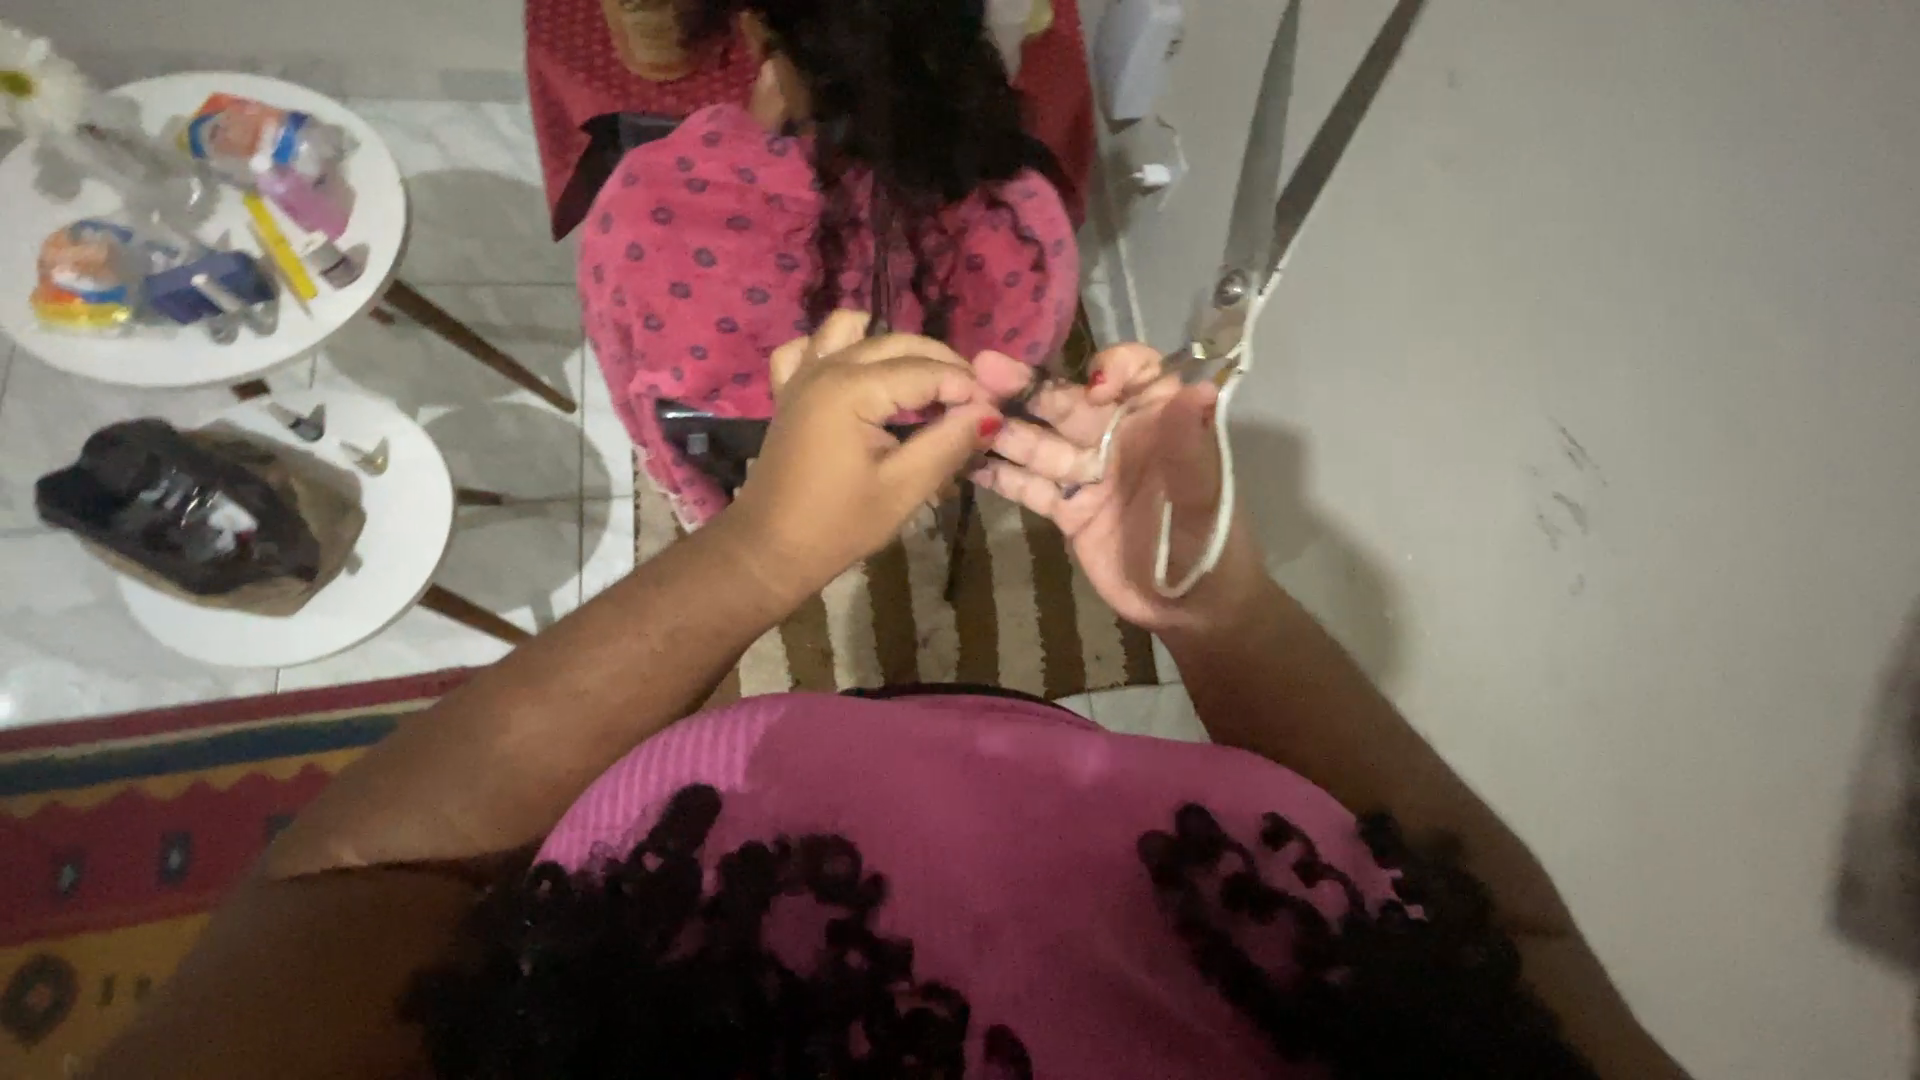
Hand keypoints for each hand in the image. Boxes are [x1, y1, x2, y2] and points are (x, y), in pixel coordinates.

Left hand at [723, 312, 1002, 601]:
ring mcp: (801, 375)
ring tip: (921, 382)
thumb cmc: (838, 526)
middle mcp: (825, 368)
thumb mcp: (904, 488)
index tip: (996, 410)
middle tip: (974, 400)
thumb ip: (949, 443)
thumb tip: (990, 412)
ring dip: (893, 347)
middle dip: (942, 365)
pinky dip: (838, 349)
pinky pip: (810, 349)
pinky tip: (857, 372)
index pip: (926, 371)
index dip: (967, 387)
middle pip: (896, 342)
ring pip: (852, 332)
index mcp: (852, 389)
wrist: (770, 551)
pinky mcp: (787, 392)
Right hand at [969, 345, 1264, 632]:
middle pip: (1070, 403)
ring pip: (1041, 443)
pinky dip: (1000, 475)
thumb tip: (1196, 390)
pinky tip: (964, 461)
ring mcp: (1089, 474)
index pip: (1137, 374)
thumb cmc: (1212, 550)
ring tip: (961, 411)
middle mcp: (1120, 438)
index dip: (1112, 370)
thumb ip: (1191, 449)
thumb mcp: (1206, 500)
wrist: (1193, 611)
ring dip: (1003, 427)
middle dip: (1029, 387)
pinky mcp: (1068, 510)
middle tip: (983, 369)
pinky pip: (1030, 486)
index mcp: (1161, 424)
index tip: (1092, 389)